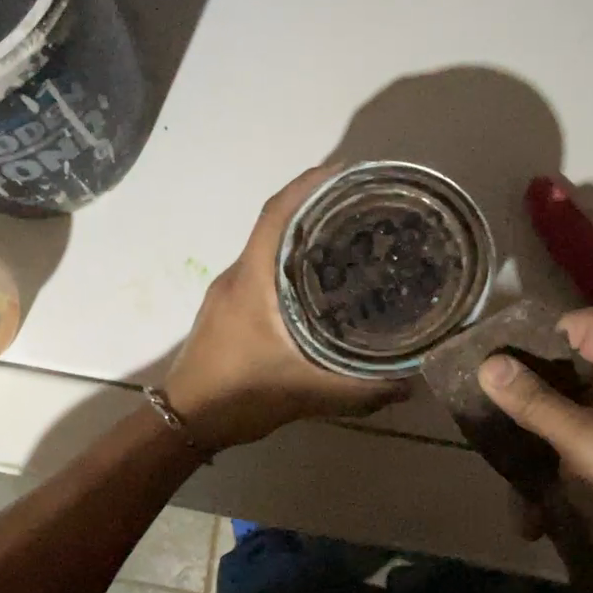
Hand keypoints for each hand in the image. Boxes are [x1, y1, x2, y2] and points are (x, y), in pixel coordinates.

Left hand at [163, 166, 408, 449]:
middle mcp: (236, 277)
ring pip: (266, 251)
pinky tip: (316, 288)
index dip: (308, 183)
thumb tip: (409, 384)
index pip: (276, 213)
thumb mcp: (306, 394)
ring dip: (300, 240)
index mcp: (251, 281)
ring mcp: (225, 294)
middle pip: (275, 226)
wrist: (184, 422)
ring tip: (348, 243)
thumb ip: (358, 391)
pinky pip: (260, 274)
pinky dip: (287, 267)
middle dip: (316, 208)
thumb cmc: (239, 398)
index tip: (347, 171)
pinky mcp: (224, 312)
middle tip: (363, 209)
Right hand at [478, 308, 592, 592]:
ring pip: (547, 417)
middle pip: (561, 372)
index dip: (543, 332)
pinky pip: (550, 458)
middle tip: (478, 396)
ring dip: (522, 447)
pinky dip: (536, 487)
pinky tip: (530, 519)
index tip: (495, 347)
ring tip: (500, 467)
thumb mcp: (585, 440)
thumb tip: (486, 364)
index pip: (587, 327)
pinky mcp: (588, 466)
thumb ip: (536, 402)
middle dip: (521, 391)